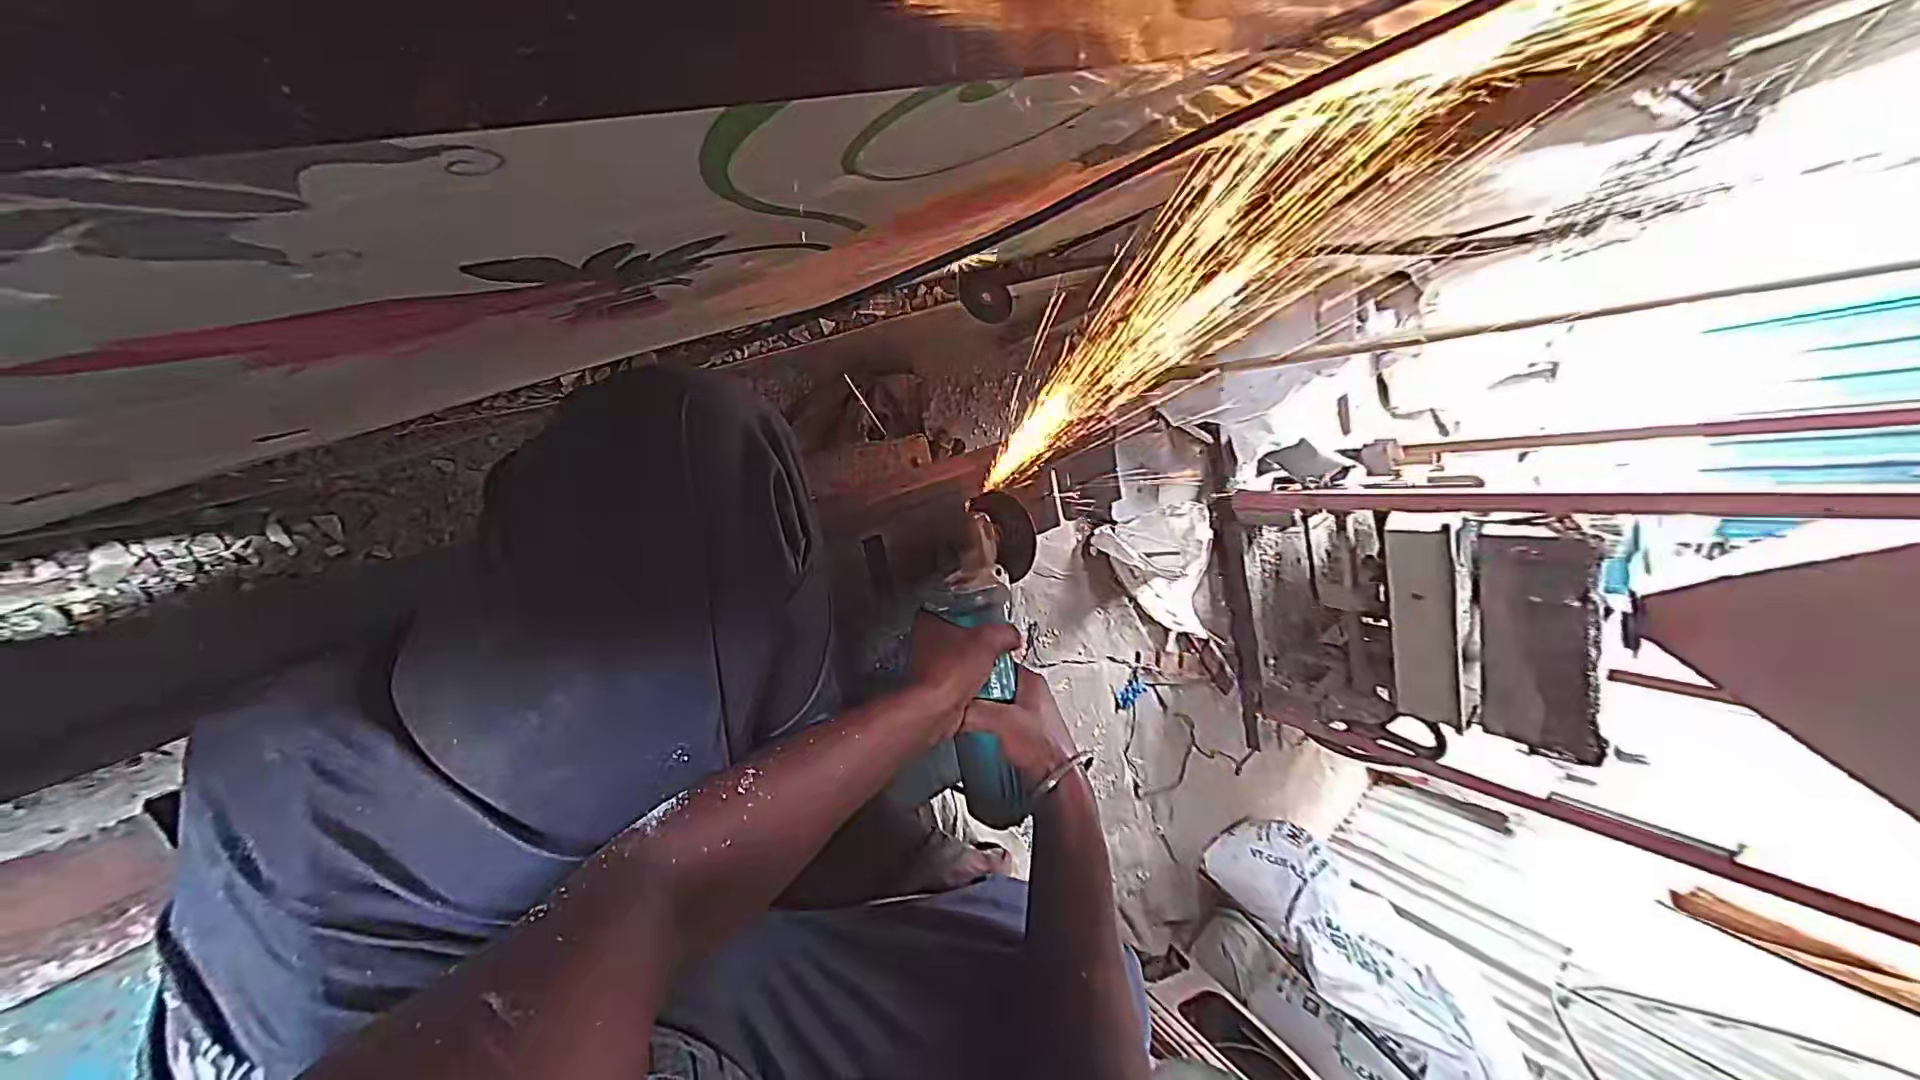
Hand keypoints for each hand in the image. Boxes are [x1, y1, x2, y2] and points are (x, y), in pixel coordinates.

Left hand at [908, 613, 1021, 718]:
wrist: (935, 710)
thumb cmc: (947, 672)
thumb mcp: (988, 640)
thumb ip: (1005, 633)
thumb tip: (1013, 636)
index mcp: (930, 622)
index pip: (957, 609)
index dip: (978, 616)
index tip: (994, 622)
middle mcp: (926, 644)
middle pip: (963, 637)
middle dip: (983, 645)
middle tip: (998, 648)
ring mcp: (930, 668)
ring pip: (964, 662)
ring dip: (980, 668)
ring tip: (994, 670)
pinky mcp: (937, 689)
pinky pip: (963, 683)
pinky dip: (975, 686)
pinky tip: (986, 688)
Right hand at [961, 665, 1078, 785]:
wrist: (1054, 783)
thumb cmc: (1044, 749)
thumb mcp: (1000, 721)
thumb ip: (973, 710)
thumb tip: (954, 708)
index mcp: (1031, 681)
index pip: (997, 663)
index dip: (979, 669)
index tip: (964, 678)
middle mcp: (1030, 696)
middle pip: (993, 687)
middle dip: (978, 697)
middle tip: (965, 705)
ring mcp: (1027, 716)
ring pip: (994, 707)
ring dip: (981, 715)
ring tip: (971, 723)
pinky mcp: (1022, 735)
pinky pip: (997, 725)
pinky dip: (987, 730)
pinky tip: (981, 738)